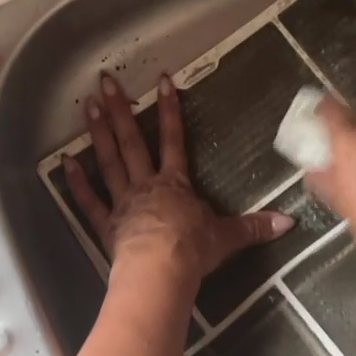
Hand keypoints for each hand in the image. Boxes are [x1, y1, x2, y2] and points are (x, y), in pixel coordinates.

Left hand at [63, 73, 293, 286]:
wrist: (161, 275)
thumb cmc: (193, 252)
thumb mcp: (228, 237)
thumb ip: (255, 227)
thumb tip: (291, 222)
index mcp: (175, 183)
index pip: (173, 138)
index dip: (169, 109)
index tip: (161, 80)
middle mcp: (147, 184)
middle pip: (132, 141)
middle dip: (121, 110)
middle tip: (105, 81)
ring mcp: (123, 202)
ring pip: (109, 161)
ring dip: (98, 133)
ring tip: (87, 107)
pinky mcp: (106, 225)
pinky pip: (89, 202)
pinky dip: (78, 184)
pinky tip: (64, 164)